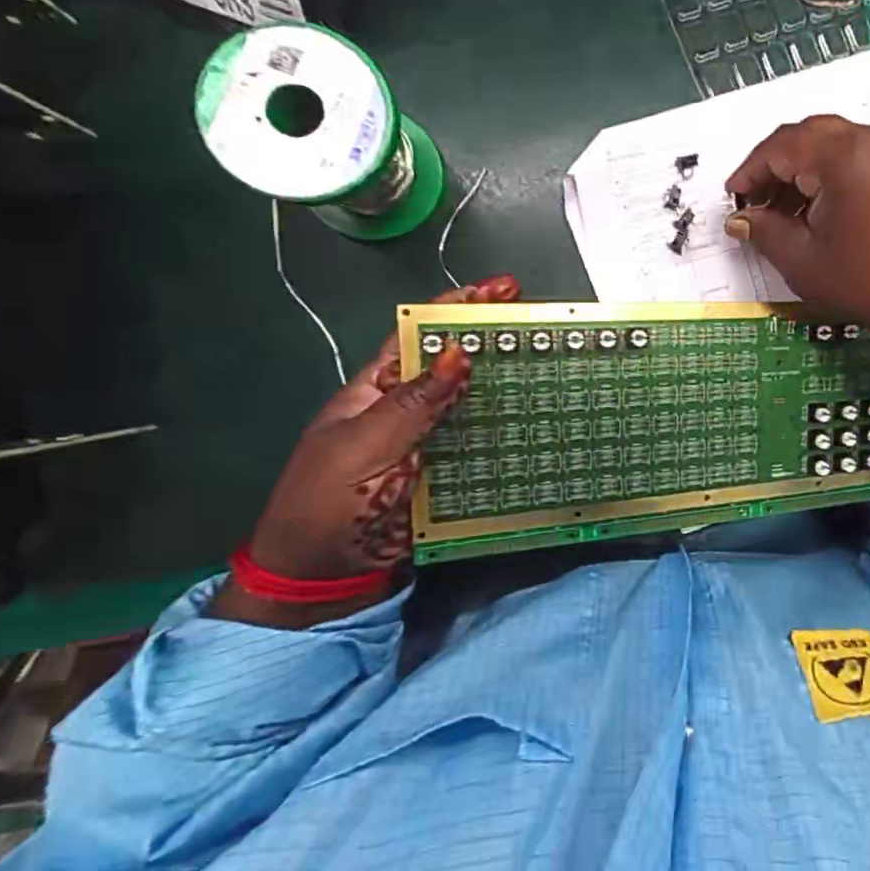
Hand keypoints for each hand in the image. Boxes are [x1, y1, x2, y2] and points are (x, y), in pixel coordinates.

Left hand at [211, 275, 520, 625]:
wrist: (319, 580)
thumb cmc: (326, 504)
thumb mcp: (364, 447)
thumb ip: (412, 404)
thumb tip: (458, 353)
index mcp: (375, 389)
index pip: (420, 335)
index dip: (459, 307)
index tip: (505, 289)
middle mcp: (406, 411)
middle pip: (454, 368)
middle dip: (493, 345)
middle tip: (542, 333)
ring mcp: (428, 446)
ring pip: (472, 408)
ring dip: (506, 391)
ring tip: (550, 374)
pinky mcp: (445, 480)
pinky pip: (480, 450)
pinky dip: (506, 437)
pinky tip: (535, 427)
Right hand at [723, 115, 869, 357]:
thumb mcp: (803, 261)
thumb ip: (763, 231)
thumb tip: (740, 220)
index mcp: (843, 157)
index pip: (780, 147)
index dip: (749, 171)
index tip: (734, 197)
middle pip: (807, 136)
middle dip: (773, 166)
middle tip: (755, 201)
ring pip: (833, 143)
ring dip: (801, 169)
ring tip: (784, 212)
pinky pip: (858, 155)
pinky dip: (830, 173)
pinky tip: (819, 210)